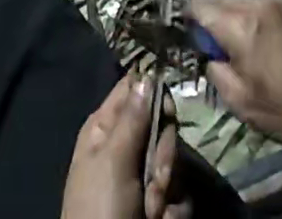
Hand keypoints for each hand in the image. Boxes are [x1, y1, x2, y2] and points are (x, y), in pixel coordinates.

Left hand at [61, 73, 185, 218]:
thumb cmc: (100, 210)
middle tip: (152, 176)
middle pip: (162, 125)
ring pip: (175, 161)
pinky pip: (181, 194)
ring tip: (149, 210)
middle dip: (163, 154)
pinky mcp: (159, 204)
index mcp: (105, 128)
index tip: (167, 105)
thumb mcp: (112, 161)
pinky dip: (172, 211)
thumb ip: (132, 118)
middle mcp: (126, 147)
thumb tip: (146, 75)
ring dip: (167, 187)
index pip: (134, 89)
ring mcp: (143, 177)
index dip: (153, 93)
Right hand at [187, 0, 281, 148]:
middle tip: (216, 45)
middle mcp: (256, 5)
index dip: (189, 18)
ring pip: (241, 0)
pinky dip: (255, 16)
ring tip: (243, 44)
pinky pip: (262, 4)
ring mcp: (278, 1)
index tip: (191, 34)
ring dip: (234, 16)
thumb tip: (211, 56)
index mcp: (239, 28)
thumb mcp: (242, 104)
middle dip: (211, 17)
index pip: (200, 5)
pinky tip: (265, 40)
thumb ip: (216, 73)